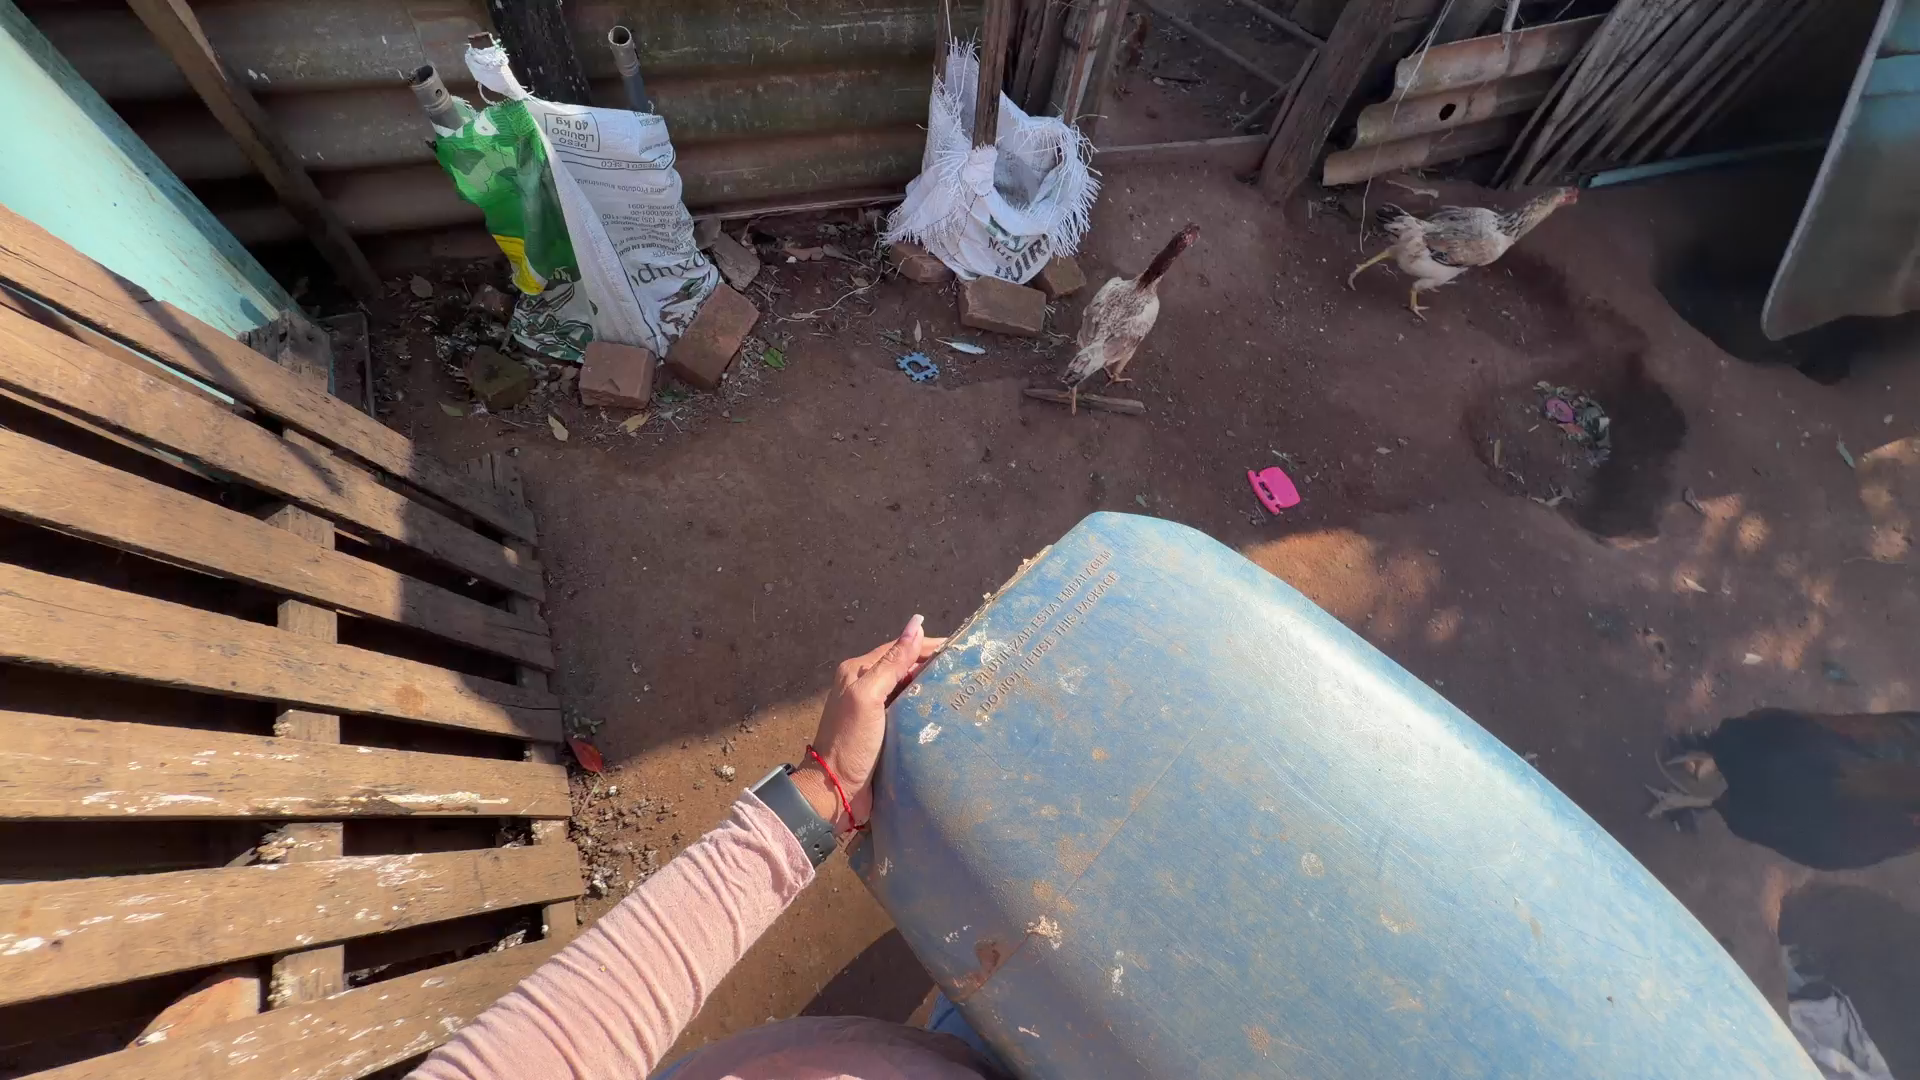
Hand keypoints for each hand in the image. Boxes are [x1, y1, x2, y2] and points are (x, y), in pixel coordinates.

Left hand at [793, 615, 944, 831]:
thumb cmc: (850, 742)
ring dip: (931, 686)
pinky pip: (909, 711)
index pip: (899, 649)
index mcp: (858, 671)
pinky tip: (945, 711)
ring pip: (909, 689)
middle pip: (905, 667)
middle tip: (966, 667)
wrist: (834, 792)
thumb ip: (892, 662)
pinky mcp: (883, 731)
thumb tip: (917, 623)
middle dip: (932, 664)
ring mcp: (874, 710)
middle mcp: (865, 686)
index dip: (927, 645)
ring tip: (962, 686)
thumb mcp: (869, 696)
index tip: (959, 647)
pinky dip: (926, 708)